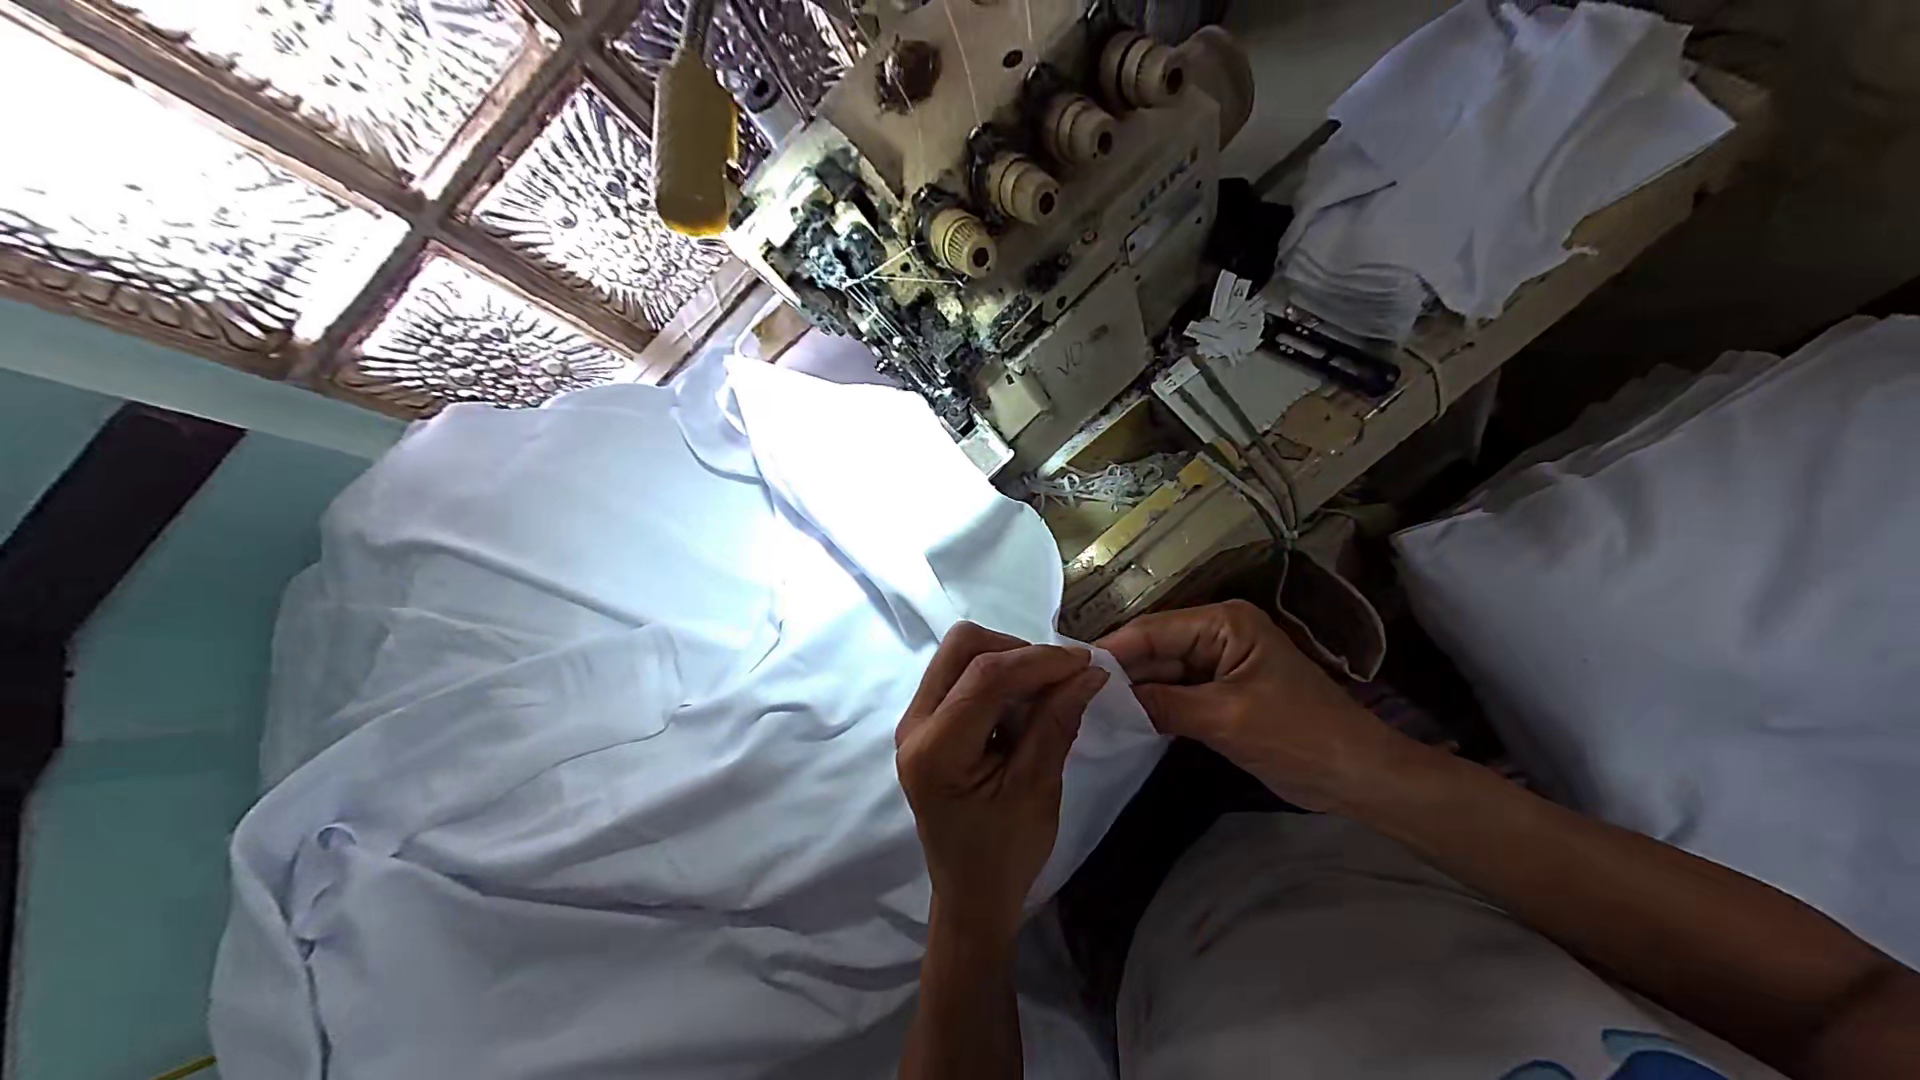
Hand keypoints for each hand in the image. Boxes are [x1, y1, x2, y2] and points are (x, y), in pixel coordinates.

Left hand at [896, 622, 1110, 936]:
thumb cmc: (1004, 855)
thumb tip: (1089, 671)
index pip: (985, 676)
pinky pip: (960, 674)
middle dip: (1017, 651)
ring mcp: (915, 720)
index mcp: (934, 751)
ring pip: (959, 654)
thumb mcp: (1037, 790)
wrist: (970, 893)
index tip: (1085, 663)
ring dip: (1008, 661)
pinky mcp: (926, 721)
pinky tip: (1022, 707)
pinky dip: (997, 676)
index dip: (1039, 660)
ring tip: (1043, 696)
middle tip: (1059, 678)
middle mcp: (913, 724)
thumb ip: (1056, 722)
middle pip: (961, 646)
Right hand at [1098, 600, 1421, 811]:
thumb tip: (1106, 699)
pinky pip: (1175, 695)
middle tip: (1071, 693)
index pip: (1154, 630)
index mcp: (1224, 623)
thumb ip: (1162, 704)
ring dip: (1132, 692)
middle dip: (1119, 672)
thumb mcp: (1225, 718)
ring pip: (1161, 674)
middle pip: (1154, 649)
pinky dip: (1152, 708)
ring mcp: (1218, 666)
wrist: (1357, 777)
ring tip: (1086, 707)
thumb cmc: (1298, 735)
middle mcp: (1217, 635)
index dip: (1112, 648)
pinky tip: (1120, 720)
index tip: (1070, 668)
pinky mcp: (1219, 695)